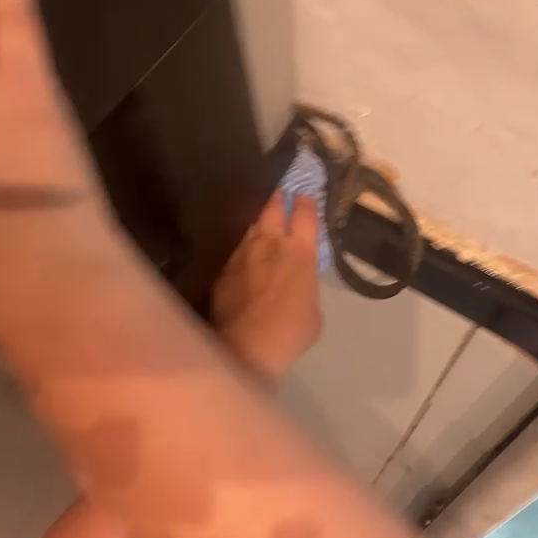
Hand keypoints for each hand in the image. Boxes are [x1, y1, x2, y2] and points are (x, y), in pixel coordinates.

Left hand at [212, 191, 323, 384]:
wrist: (247, 347)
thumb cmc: (291, 332)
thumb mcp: (313, 310)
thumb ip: (305, 286)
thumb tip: (297, 283)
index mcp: (301, 253)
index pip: (305, 214)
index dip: (306, 201)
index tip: (304, 193)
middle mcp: (271, 244)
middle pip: (273, 209)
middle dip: (277, 198)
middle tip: (279, 190)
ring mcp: (243, 254)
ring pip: (250, 226)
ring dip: (257, 220)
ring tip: (259, 217)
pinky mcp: (224, 268)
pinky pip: (235, 249)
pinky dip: (242, 246)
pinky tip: (242, 249)